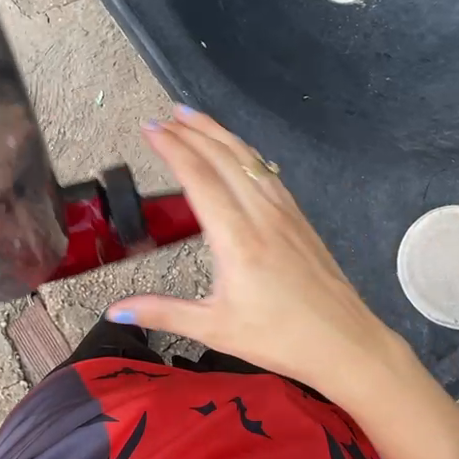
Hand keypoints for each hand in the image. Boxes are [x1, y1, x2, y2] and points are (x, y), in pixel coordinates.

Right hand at [107, 106, 417, 398]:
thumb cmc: (280, 339)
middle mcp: (262, 215)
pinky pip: (267, 172)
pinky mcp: (298, 218)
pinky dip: (244, 152)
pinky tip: (237, 150)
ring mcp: (284, 213)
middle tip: (164, 117)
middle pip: (223, 158)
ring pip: (248, 159)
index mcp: (237, 239)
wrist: (344, 342)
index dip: (172, 148)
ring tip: (192, 116)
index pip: (199, 178)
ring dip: (218, 133)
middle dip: (191, 132)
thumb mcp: (214, 329)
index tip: (150, 129)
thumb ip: (162, 312)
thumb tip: (114, 311)